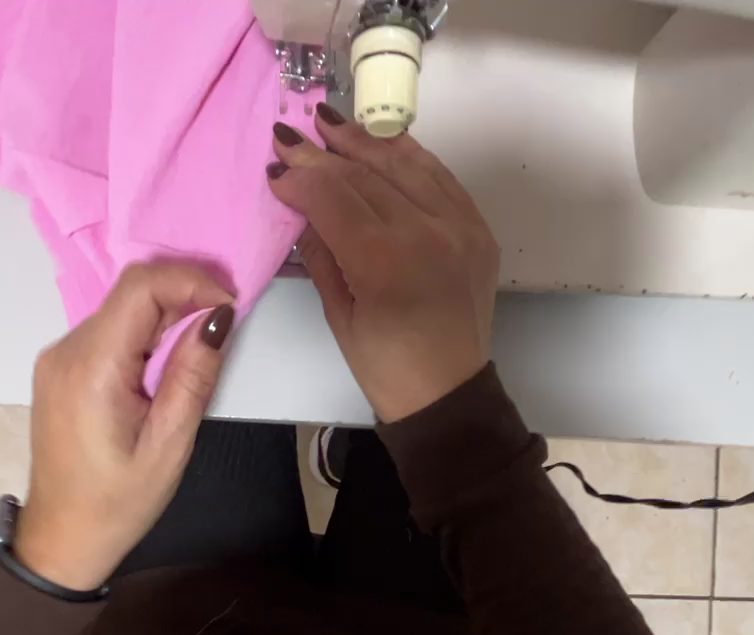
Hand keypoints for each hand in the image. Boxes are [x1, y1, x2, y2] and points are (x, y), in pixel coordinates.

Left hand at [17, 263, 235, 590]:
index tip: (230, 304)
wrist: (63, 536)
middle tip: (227, 319)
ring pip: (120, 311)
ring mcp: (59, 358)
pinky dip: (145, 335)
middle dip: (184, 295)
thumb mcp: (169, 445)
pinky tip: (169, 361)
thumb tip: (218, 318)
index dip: (191, 280)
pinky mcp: (61, 369)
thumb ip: (192, 376)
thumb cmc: (119, 502)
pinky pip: (108, 333)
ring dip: (166, 316)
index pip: (140, 288)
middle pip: (129, 294)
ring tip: (204, 344)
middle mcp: (66, 350)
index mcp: (92, 368)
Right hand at [267, 105, 498, 421]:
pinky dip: (410, 157)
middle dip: (323, 153)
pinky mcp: (477, 229)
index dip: (300, 179)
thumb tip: (304, 209)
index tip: (275, 167)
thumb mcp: (340, 318)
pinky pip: (440, 178)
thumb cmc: (385, 368)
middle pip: (366, 175)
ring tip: (332, 122)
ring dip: (365, 141)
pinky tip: (383, 144)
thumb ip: (321, 256)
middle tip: (292, 134)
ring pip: (406, 165)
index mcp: (383, 263)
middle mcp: (425, 233)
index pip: (333, 198)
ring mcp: (458, 226)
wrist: (448, 393)